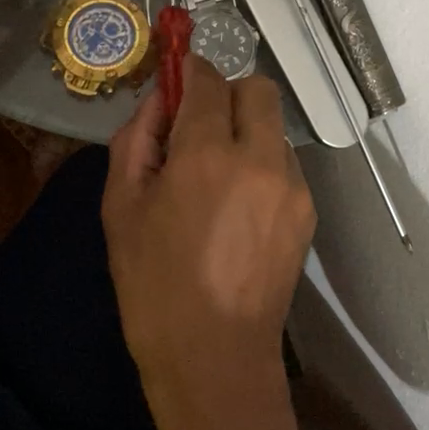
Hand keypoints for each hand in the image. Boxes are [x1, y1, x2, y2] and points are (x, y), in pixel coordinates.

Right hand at [103, 57, 321, 429]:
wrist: (214, 357)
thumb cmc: (152, 285)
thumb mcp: (121, 207)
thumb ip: (137, 137)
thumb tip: (159, 97)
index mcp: (205, 155)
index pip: (207, 80)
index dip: (190, 72)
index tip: (177, 82)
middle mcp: (258, 158)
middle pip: (257, 89)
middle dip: (227, 95)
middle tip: (200, 129)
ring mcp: (291, 184)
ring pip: (274, 127)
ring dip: (246, 132)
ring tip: (219, 179)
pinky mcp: (307, 209)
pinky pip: (284, 163)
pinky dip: (263, 165)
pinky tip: (240, 207)